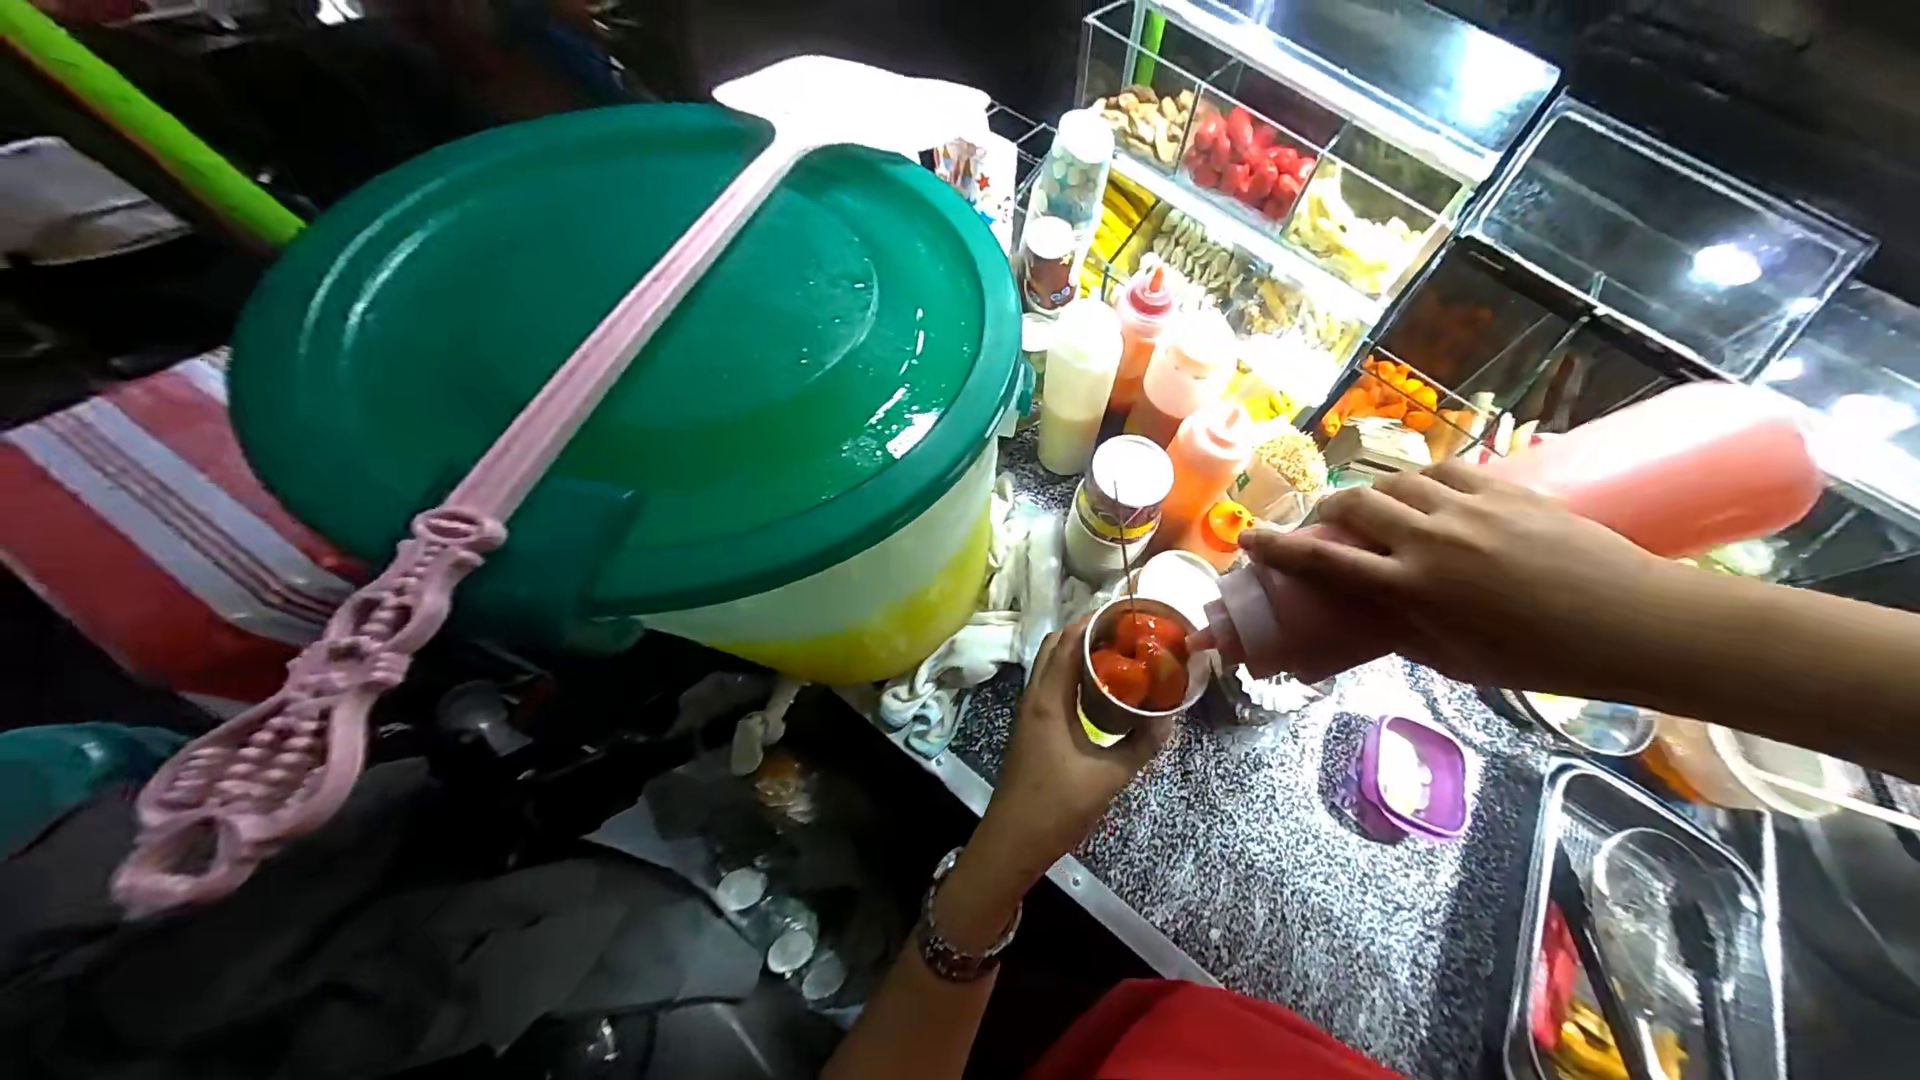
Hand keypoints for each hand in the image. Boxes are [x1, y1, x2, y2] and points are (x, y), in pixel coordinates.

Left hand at [935, 620, 1172, 950]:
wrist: (1014, 838)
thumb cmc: (1058, 806)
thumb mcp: (1109, 777)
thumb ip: (1141, 745)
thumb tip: (1169, 718)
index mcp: (1048, 700)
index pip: (1067, 644)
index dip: (1092, 623)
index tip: (1123, 614)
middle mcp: (1034, 697)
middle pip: (1054, 646)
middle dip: (1085, 631)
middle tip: (1123, 632)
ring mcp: (1028, 710)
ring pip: (1049, 664)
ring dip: (1075, 650)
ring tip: (1114, 652)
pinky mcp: (1030, 724)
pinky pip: (1049, 683)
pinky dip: (1069, 672)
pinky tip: (1095, 686)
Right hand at [1240, 461, 1689, 697]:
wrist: (1642, 625)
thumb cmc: (1541, 659)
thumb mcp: (1453, 660)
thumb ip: (1402, 629)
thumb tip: (1372, 612)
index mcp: (1412, 589)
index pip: (1323, 562)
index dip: (1276, 548)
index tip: (1248, 538)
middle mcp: (1431, 540)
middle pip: (1352, 506)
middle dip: (1324, 511)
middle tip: (1322, 525)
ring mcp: (1471, 509)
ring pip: (1394, 482)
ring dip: (1371, 494)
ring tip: (1376, 510)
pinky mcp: (1508, 491)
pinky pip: (1444, 471)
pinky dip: (1420, 481)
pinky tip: (1426, 494)